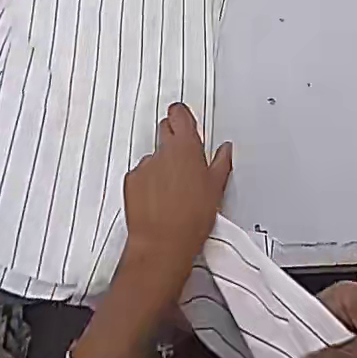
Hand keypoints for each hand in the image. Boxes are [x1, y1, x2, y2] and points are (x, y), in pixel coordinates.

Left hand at [117, 102, 231, 299]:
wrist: (163, 243)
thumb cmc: (191, 219)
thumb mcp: (216, 187)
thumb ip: (220, 162)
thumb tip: (224, 151)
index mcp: (186, 148)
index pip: (180, 114)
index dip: (182, 114)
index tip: (185, 118)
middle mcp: (163, 152)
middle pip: (165, 128)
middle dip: (174, 135)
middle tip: (185, 153)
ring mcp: (145, 166)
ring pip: (154, 155)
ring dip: (162, 163)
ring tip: (173, 186)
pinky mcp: (131, 181)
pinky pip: (141, 173)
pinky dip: (148, 180)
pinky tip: (159, 197)